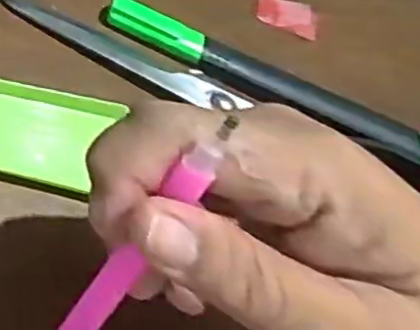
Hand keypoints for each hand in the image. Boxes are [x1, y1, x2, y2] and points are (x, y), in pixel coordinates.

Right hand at [85, 103, 419, 329]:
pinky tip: (196, 272)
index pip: (169, 131)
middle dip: (129, 196)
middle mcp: (270, 130)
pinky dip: (173, 222)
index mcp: (301, 155)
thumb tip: (136, 223)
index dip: (123, 177)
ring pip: (163, 154)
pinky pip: (190, 178)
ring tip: (168, 289)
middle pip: (157, 134)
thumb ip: (251, 278)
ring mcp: (268, 148)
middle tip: (138, 278)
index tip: (118, 252)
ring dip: (147, 214)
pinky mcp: (266, 172)